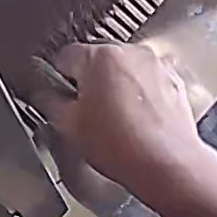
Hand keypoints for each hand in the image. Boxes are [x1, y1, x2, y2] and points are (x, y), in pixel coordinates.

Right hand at [37, 43, 205, 206]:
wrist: (166, 164)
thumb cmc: (121, 146)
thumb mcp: (69, 126)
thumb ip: (49, 102)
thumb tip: (44, 95)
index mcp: (98, 57)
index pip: (65, 57)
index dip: (58, 78)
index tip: (60, 95)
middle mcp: (129, 53)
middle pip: (97, 60)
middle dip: (90, 82)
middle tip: (87, 114)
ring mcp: (155, 65)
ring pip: (123, 69)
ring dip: (116, 87)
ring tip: (115, 120)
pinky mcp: (173, 80)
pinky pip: (147, 81)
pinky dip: (140, 94)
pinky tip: (136, 120)